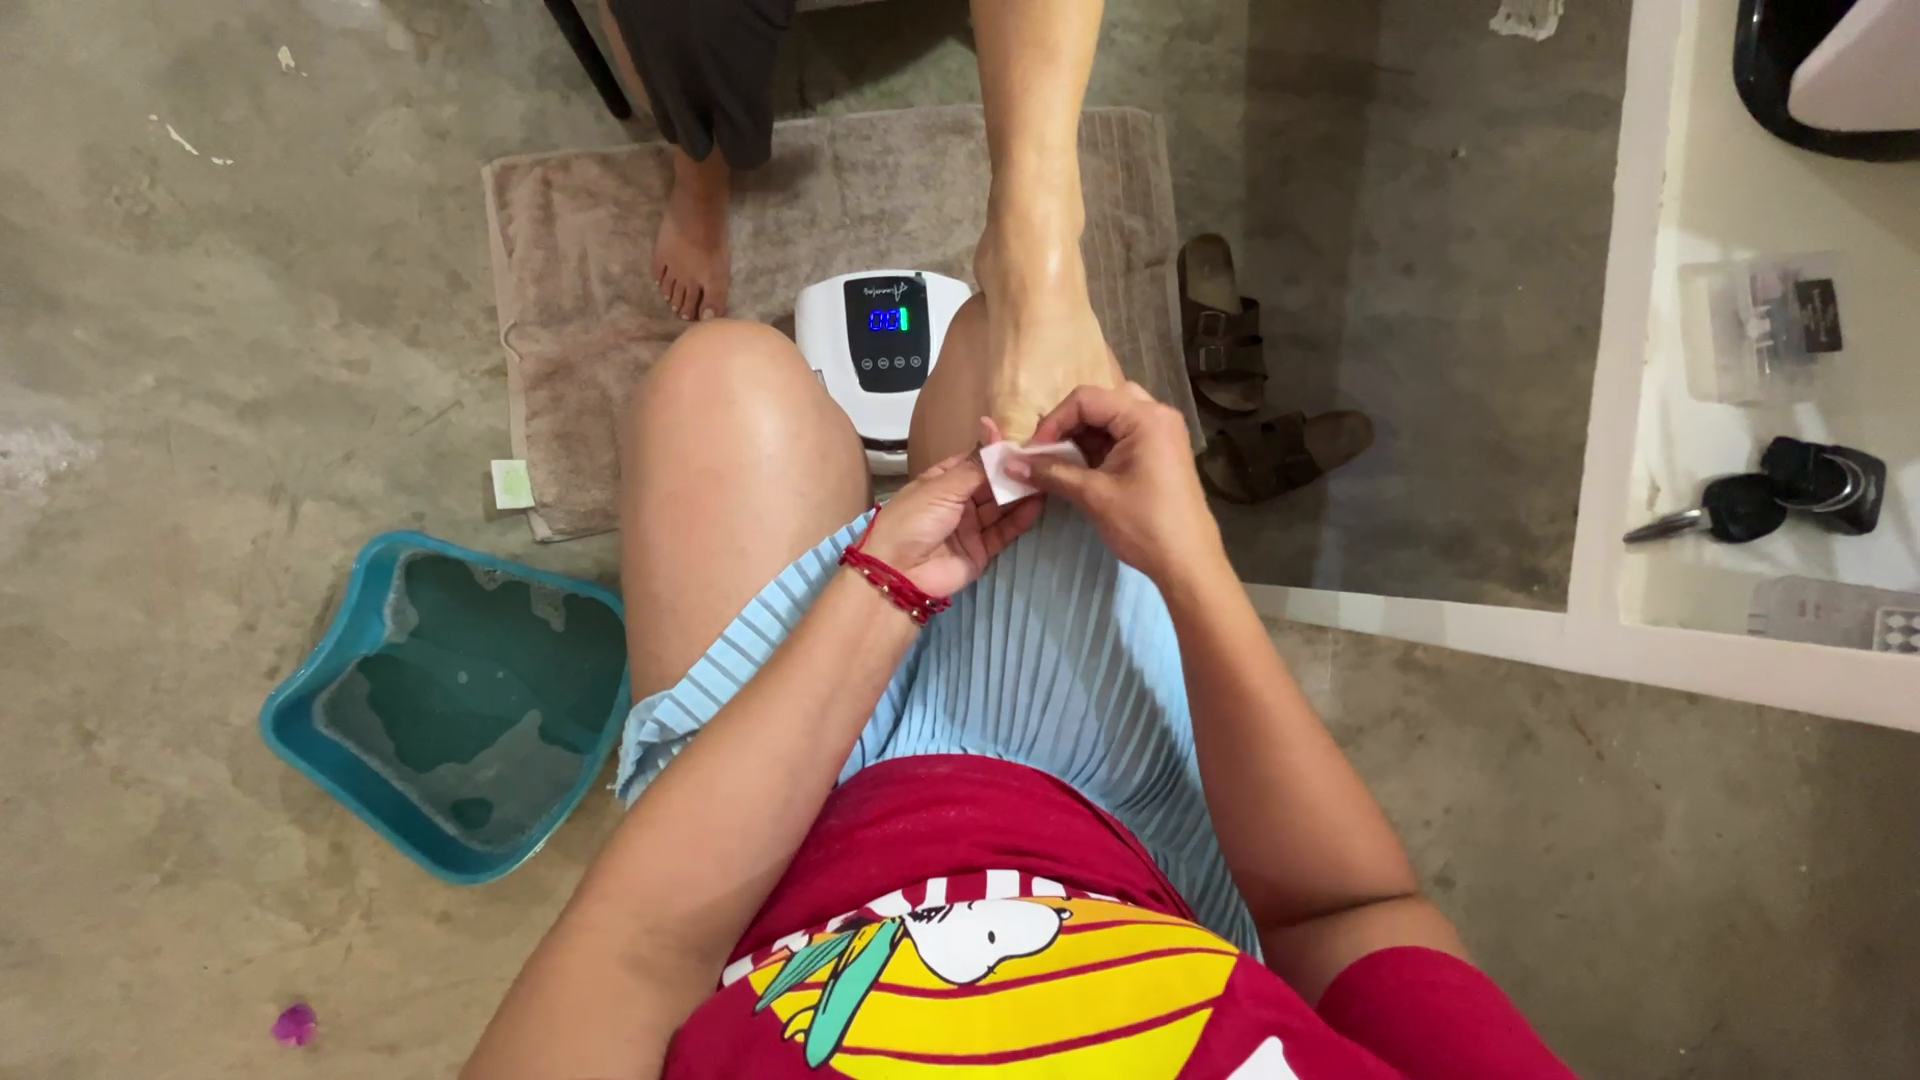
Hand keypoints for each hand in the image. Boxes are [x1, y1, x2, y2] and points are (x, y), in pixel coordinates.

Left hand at [859, 437, 1043, 599]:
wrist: (899, 572)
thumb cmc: (914, 520)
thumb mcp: (943, 487)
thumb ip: (975, 465)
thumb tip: (993, 428)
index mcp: (942, 481)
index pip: (975, 461)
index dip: (997, 452)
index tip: (1024, 442)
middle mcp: (957, 502)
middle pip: (991, 484)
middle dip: (1013, 474)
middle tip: (1042, 461)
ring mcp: (970, 527)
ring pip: (1001, 507)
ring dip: (1020, 495)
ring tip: (1045, 480)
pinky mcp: (981, 550)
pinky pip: (1004, 532)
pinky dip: (1020, 519)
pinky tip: (1038, 505)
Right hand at [1009, 383, 1224, 586]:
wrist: (1187, 562)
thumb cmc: (1144, 525)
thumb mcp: (1093, 496)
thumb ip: (1051, 473)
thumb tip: (1010, 464)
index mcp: (1145, 418)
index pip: (1086, 399)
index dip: (1053, 421)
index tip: (1032, 452)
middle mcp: (1157, 415)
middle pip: (1099, 403)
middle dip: (1067, 426)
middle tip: (1046, 453)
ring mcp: (1162, 432)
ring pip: (1110, 419)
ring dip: (1081, 437)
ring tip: (1060, 463)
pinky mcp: (1160, 451)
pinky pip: (1122, 435)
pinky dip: (1098, 447)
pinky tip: (1081, 469)